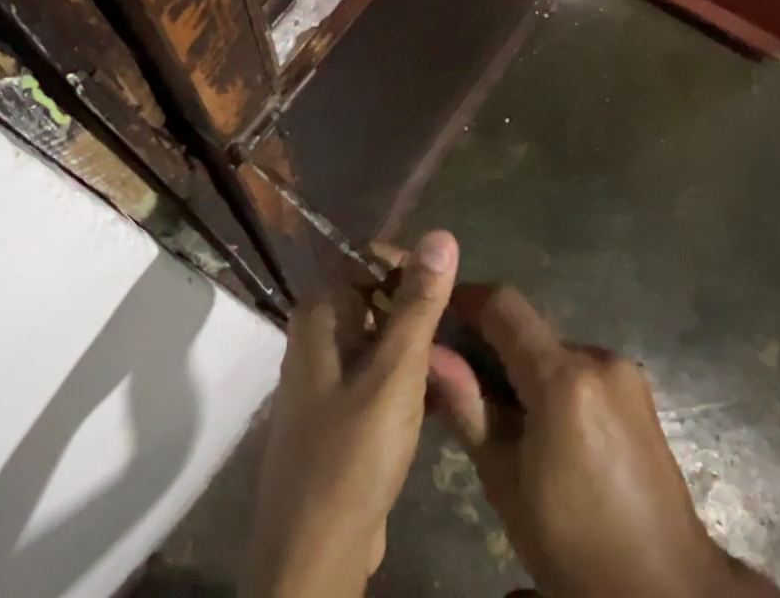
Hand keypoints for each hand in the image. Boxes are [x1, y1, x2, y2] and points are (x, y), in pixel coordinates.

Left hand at [242, 231, 460, 597]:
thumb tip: (442, 234)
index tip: (449, 292)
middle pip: (375, 298)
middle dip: (421, 311)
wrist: (317, 545)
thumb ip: (418, 304)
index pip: (364, 258)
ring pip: (383, 341)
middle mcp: (318, 338)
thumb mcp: (395, 373)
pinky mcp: (344, 414)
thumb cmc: (354, 451)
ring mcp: (329, 378)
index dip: (408, 264)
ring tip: (459, 372)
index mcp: (319, 316)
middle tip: (461, 336)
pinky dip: (412, 380)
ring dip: (421, 349)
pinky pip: (382, 378)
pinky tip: (447, 400)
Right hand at [428, 286, 779, 596]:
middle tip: (452, 380)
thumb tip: (429, 354)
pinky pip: (580, 371)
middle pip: (528, 330)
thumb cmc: (571, 539)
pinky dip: (550, 384)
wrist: (663, 586)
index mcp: (563, 378)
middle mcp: (599, 360)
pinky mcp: (640, 395)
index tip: (433, 315)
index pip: (503, 305)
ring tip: (492, 412)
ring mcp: (626, 376)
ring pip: (553, 351)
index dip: (464, 300)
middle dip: (488, 346)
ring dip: (519, 367)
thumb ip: (466, 406)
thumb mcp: (504, 479)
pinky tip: (536, 427)